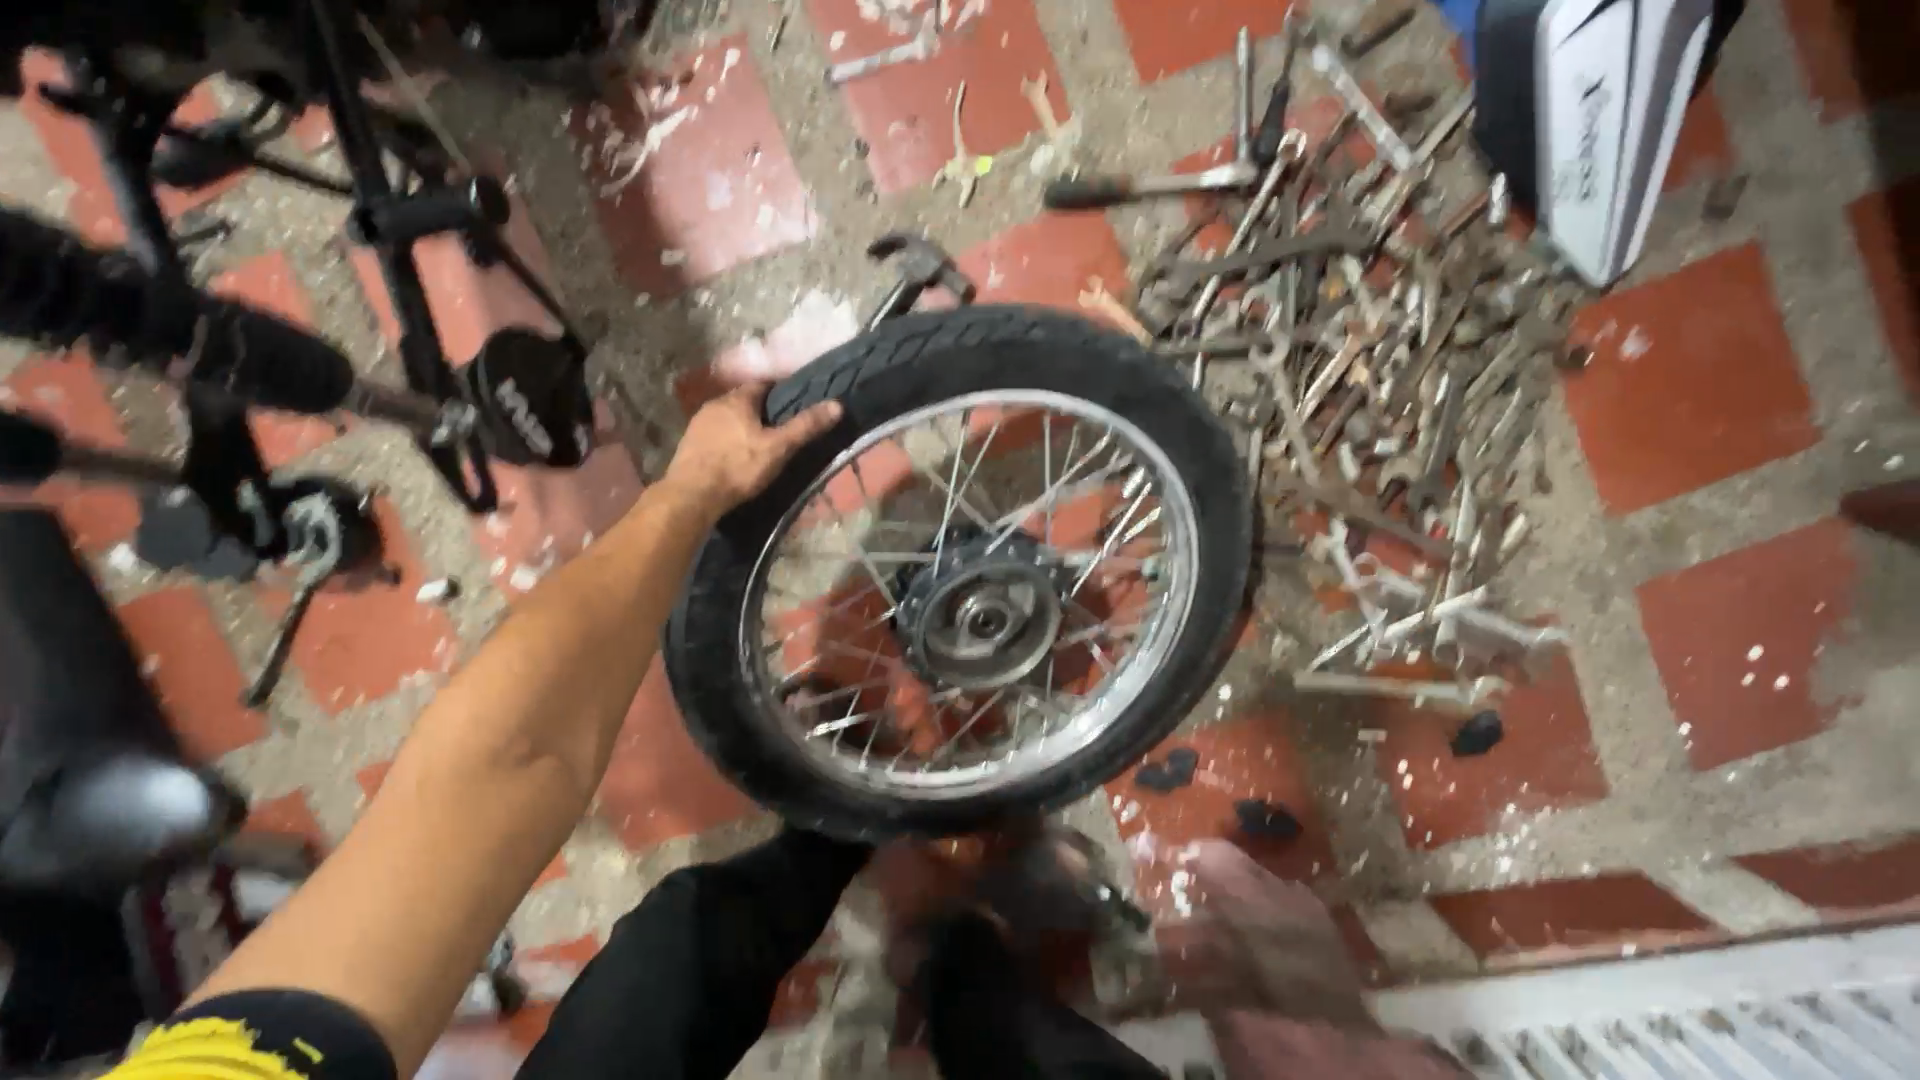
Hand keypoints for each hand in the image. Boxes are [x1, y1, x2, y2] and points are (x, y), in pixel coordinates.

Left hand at [661, 383, 842, 519]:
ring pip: (727, 417)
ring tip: (758, 442)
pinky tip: (734, 455)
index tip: (793, 403)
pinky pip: (714, 434)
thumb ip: (805, 426)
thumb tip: (837, 405)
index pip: (762, 384)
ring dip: (741, 425)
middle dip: (760, 410)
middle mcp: (714, 404)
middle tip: (779, 426)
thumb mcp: (778, 448)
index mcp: (738, 399)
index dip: (779, 391)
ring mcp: (698, 423)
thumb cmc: (739, 467)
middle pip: (743, 400)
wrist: (692, 494)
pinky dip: (726, 439)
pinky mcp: (688, 443)